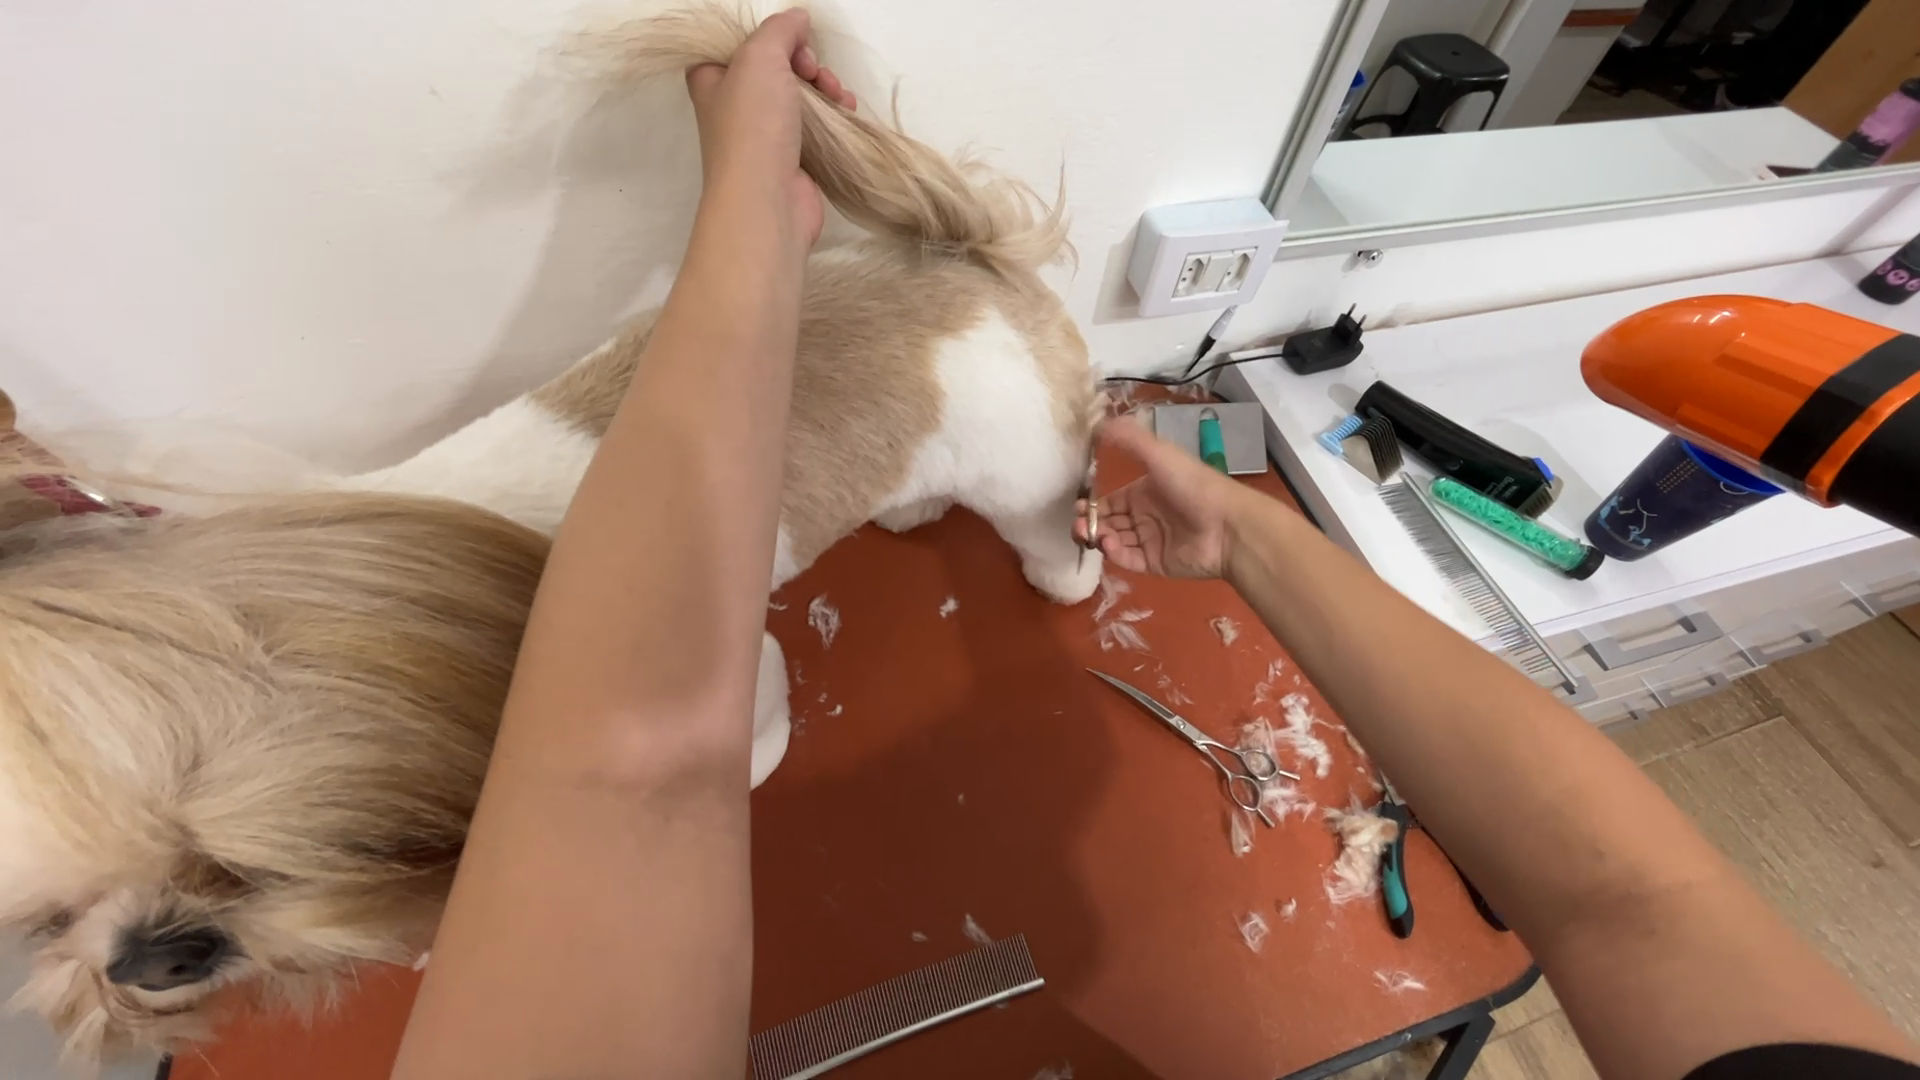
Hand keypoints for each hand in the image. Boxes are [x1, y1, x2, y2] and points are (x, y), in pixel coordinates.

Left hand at [684, 9, 856, 251]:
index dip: (773, 37)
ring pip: (799, 98)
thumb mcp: (761, 56)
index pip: (743, 42)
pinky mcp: (792, 161)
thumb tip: (798, 18)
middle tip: (816, 72)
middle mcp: (734, 107)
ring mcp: (764, 137)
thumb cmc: (753, 126)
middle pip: (777, 68)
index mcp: (712, 78)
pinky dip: (833, 116)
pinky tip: (847, 111)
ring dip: (825, 88)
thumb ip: (780, 29)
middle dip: (806, 63)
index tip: (794, 44)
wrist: (767, 202)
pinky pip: (815, 128)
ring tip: (839, 94)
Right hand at [1074, 415, 1252, 578]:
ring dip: (1099, 538)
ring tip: (1090, 535)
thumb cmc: (1192, 485)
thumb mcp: (1159, 453)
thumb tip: (1097, 423)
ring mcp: (1150, 541)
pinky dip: (1114, 553)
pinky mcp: (1155, 563)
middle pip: (1108, 523)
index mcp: (1144, 491)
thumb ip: (1128, 438)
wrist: (1226, 525)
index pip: (1109, 502)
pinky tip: (1109, 545)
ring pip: (1114, 541)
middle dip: (1089, 524)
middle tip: (1079, 526)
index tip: (1078, 507)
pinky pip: (1127, 559)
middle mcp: (1145, 516)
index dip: (1091, 506)